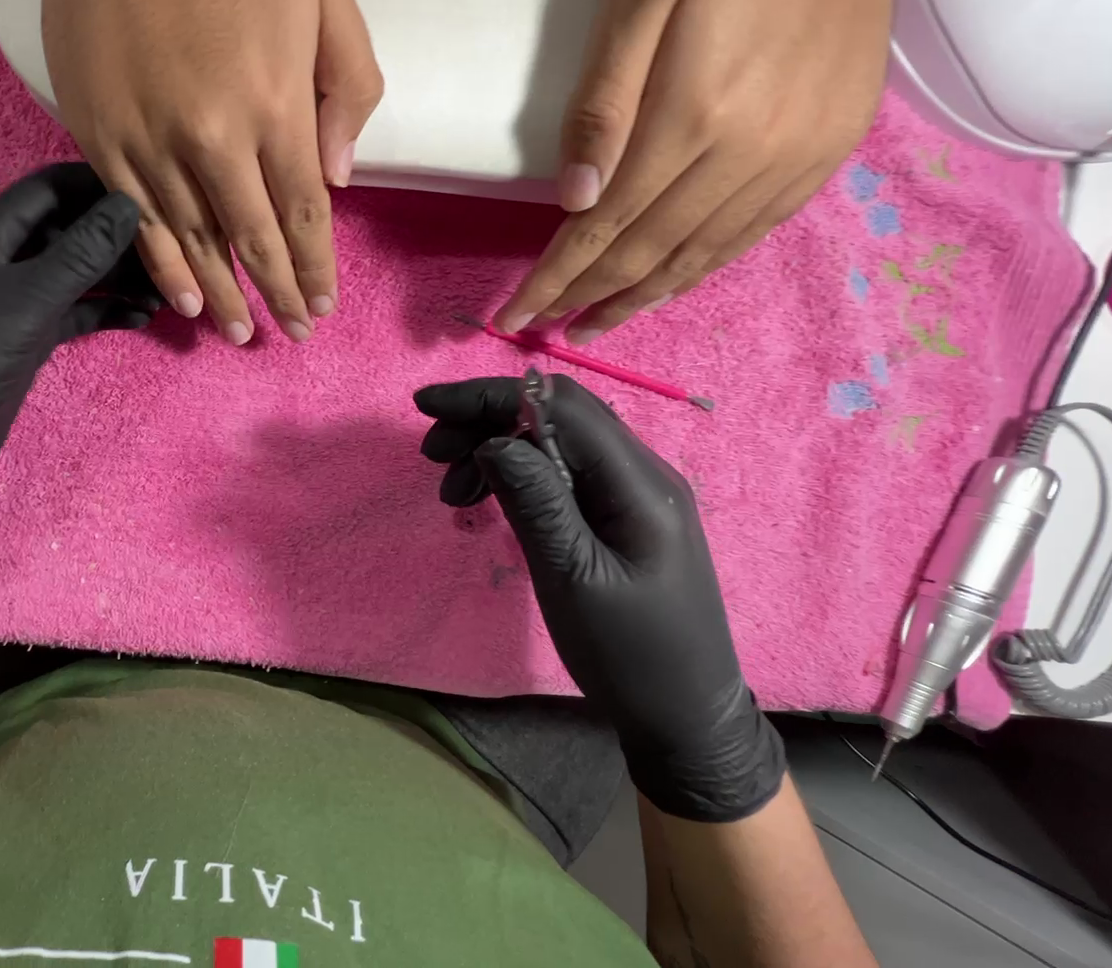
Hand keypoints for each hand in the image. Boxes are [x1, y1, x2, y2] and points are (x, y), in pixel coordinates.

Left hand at [0, 164, 154, 543]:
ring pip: (78, 274)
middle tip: (174, 252)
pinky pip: (75, 313)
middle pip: (71, 230)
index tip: (155, 193)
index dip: (100, 185)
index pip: (51, 187)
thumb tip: (130, 204)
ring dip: (120, 280)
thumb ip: (79, 254)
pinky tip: (142, 318)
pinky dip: (106, 312)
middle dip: (119, 238)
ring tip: (169, 293)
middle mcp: (5, 259)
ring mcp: (17, 300)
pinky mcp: (29, 337)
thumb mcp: (25, 302)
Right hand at [29, 0, 382, 344]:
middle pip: (252, 240)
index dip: (315, 266)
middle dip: (278, 293)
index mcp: (272, 101)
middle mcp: (211, 137)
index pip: (304, 212)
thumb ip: (347, 88)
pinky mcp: (101, 138)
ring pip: (195, 243)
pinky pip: (137, 221)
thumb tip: (339, 175)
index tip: (323, 305)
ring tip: (242, 336)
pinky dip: (163, 267)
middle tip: (293, 334)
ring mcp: (149, 142)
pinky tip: (183, 302)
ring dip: (224, 296)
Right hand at [415, 374, 784, 820]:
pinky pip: (564, 474)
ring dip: (496, 450)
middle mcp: (642, 473)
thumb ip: (536, 501)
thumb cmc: (629, 653)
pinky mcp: (621, 515)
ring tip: (451, 490)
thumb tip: (492, 440)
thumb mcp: (571, 577)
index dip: (488, 396)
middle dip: (485, 421)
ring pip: (556, 443)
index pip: (559, 407)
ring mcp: (634, 494)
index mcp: (638, 484)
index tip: (426, 407)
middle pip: (556, 416)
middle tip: (430, 455)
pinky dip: (516, 476)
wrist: (684, 715)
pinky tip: (486, 501)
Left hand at [494, 0, 919, 343]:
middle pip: (645, 252)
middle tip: (545, 326)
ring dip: (639, 299)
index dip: (554, 278)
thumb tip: (573, 199)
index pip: (602, 227)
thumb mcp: (633, 6)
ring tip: (594, 326)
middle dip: (586, 296)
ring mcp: (798, 156)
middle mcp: (749, 152)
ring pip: (699, 256)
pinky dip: (698, 271)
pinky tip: (666, 288)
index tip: (516, 315)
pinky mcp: (828, 150)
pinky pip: (751, 234)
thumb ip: (600, 110)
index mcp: (691, 118)